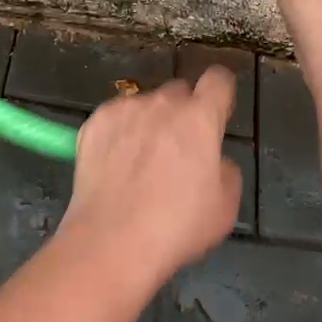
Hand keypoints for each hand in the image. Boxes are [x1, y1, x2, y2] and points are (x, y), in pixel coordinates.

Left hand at [58, 68, 242, 287]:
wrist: (112, 241)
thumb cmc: (176, 228)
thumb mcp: (224, 207)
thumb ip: (225, 169)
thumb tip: (212, 159)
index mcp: (200, 118)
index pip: (218, 80)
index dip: (220, 93)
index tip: (217, 113)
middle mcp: (163, 103)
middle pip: (179, 93)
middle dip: (182, 114)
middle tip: (176, 151)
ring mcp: (125, 108)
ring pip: (145, 105)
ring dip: (149, 123)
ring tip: (139, 165)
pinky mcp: (96, 121)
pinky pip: (116, 118)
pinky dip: (119, 133)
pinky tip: (115, 167)